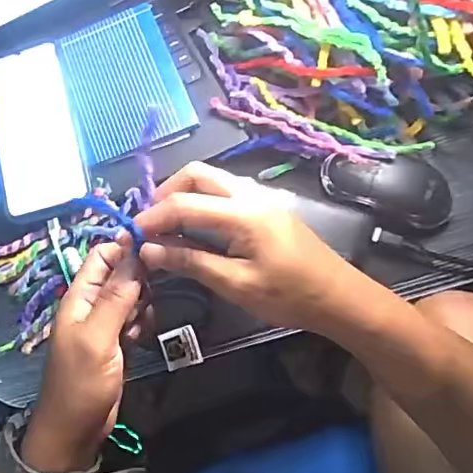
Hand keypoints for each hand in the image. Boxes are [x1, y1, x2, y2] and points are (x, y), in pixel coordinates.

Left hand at [26, 238, 143, 472]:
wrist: (75, 432)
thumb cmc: (81, 384)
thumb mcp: (98, 337)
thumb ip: (116, 296)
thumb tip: (133, 251)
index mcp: (78, 297)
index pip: (102, 256)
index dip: (126, 248)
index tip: (156, 251)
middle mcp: (90, 305)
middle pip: (119, 273)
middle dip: (139, 277)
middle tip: (152, 295)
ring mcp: (103, 324)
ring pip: (130, 295)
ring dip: (143, 302)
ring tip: (142, 323)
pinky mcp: (115, 341)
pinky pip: (133, 318)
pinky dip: (142, 321)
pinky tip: (142, 336)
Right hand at [137, 162, 374, 335]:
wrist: (341, 298)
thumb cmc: (290, 296)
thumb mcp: (236, 285)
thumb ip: (191, 262)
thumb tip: (149, 251)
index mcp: (243, 213)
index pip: (184, 203)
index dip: (152, 218)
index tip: (131, 235)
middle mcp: (250, 194)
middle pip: (197, 174)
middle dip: (166, 193)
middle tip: (150, 223)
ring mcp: (260, 197)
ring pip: (211, 179)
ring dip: (184, 195)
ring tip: (167, 226)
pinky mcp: (266, 206)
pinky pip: (225, 191)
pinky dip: (201, 201)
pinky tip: (196, 228)